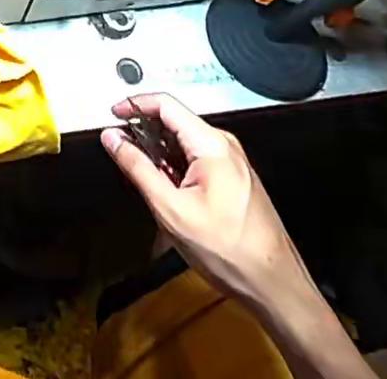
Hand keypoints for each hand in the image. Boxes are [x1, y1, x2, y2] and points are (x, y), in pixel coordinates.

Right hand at [100, 94, 315, 311]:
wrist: (272, 282)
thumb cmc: (231, 251)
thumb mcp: (171, 209)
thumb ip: (138, 168)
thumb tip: (114, 140)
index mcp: (211, 143)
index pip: (166, 104)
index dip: (135, 104)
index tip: (114, 114)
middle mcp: (223, 143)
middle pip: (174, 120)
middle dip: (145, 133)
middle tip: (124, 151)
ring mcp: (230, 157)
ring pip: (184, 140)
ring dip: (160, 153)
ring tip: (148, 180)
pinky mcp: (231, 173)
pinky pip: (196, 156)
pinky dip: (176, 166)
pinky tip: (169, 191)